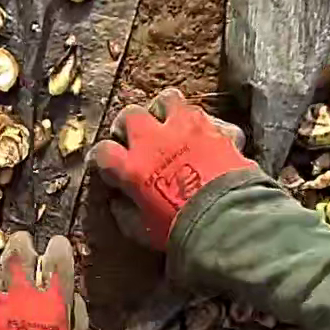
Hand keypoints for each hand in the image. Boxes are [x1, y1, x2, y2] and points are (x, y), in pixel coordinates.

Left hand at [0, 232, 87, 329]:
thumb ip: (74, 313)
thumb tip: (69, 294)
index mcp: (53, 301)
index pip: (57, 258)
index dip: (58, 248)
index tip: (57, 246)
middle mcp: (21, 296)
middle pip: (18, 251)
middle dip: (21, 243)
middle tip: (23, 244)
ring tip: (0, 284)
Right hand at [88, 88, 254, 249]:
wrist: (228, 219)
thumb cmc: (180, 229)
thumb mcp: (141, 229)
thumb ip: (125, 212)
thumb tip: (118, 202)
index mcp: (131, 166)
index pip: (103, 151)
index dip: (101, 157)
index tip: (105, 165)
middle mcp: (154, 141)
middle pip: (130, 115)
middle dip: (129, 124)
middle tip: (135, 139)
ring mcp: (186, 130)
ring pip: (168, 100)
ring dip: (166, 113)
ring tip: (170, 128)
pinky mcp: (217, 131)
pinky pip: (209, 120)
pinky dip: (207, 129)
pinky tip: (208, 142)